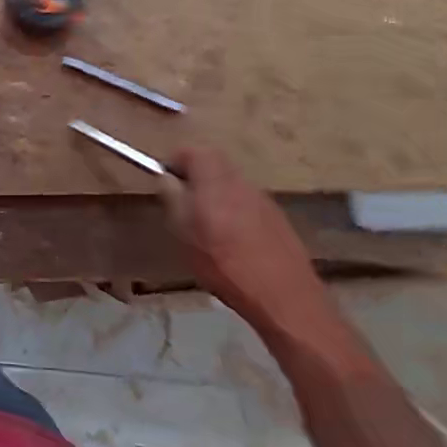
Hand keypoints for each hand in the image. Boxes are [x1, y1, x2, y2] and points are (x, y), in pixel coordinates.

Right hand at [160, 148, 324, 322]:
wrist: (282, 296)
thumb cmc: (222, 262)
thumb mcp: (182, 232)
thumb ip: (172, 198)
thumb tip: (166, 178)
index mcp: (216, 180)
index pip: (194, 151)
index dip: (176, 161)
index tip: (165, 180)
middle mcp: (241, 182)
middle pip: (215, 164)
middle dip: (196, 176)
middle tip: (182, 202)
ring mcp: (263, 199)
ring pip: (232, 184)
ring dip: (216, 194)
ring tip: (206, 224)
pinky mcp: (278, 219)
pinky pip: (248, 202)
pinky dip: (235, 210)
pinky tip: (232, 240)